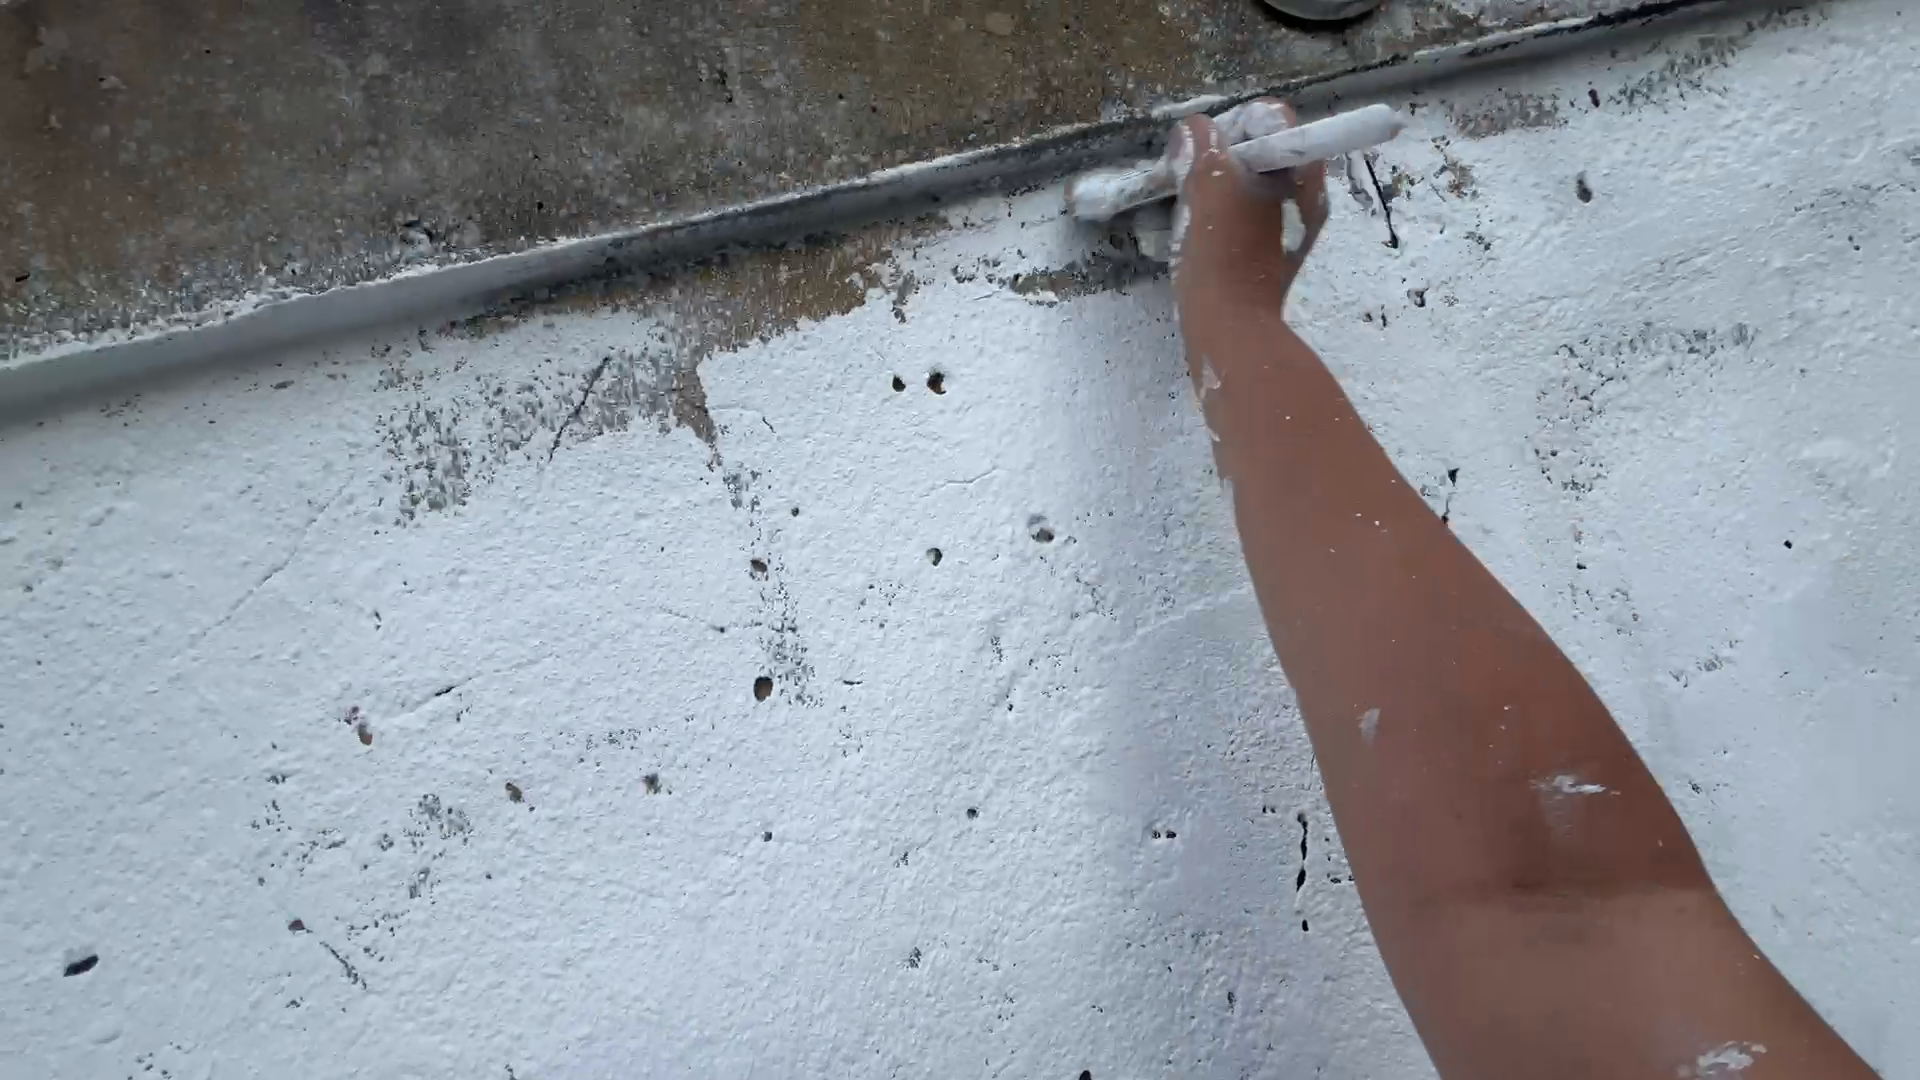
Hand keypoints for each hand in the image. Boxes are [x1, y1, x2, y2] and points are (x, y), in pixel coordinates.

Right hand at [1167, 99, 1328, 319]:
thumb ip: (1200, 148)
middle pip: (1254, 152)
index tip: (1198, 151)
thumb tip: (1189, 131)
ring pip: (1242, 186)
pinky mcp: (1264, 256)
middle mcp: (1299, 194)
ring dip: (1208, 188)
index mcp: (1297, 172)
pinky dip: (1213, 219)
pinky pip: (1238, 219)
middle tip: (1182, 177)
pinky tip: (1189, 235)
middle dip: (1214, 158)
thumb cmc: (1220, 263)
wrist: (1228, 332)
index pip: (1267, 118)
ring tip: (1179, 206)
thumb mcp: (1206, 191)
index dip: (1229, 125)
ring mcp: (1283, 227)